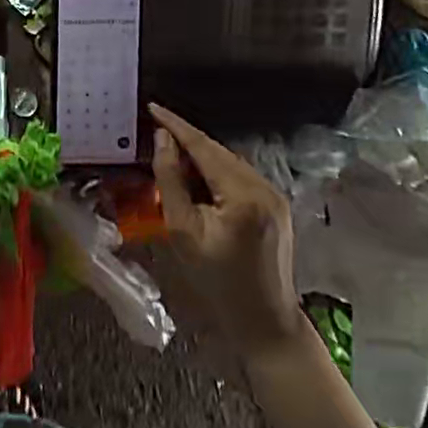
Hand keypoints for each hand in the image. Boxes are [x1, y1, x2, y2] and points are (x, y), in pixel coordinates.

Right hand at [149, 103, 305, 357]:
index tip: (152, 108)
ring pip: (228, 161)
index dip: (176, 125)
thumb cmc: (217, 280)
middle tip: (155, 130)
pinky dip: (214, 170)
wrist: (263, 319)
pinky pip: (238, 174)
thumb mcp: (183, 230)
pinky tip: (196, 177)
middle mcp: (264, 186)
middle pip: (218, 151)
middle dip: (186, 139)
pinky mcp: (275, 204)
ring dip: (200, 154)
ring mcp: (274, 195)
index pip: (204, 147)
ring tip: (170, 153)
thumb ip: (170, 180)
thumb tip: (163, 139)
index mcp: (243, 193)